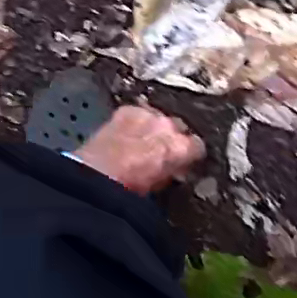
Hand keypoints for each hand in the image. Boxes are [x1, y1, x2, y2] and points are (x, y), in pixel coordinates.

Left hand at [74, 104, 205, 194]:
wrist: (99, 174)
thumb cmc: (130, 187)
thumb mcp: (160, 183)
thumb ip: (172, 170)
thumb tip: (174, 168)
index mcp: (181, 148)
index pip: (196, 145)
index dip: (188, 153)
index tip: (181, 159)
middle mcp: (168, 127)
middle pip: (178, 127)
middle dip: (171, 137)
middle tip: (158, 150)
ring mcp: (147, 115)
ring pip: (158, 116)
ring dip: (153, 126)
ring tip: (140, 140)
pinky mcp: (127, 110)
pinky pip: (138, 112)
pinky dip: (135, 120)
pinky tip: (126, 132)